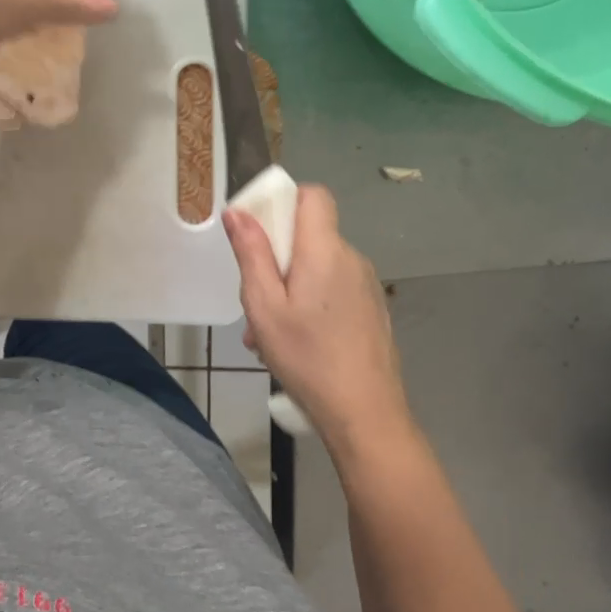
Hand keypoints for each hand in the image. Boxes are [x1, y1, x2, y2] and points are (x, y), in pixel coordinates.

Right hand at [224, 186, 412, 453]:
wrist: (366, 415)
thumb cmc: (307, 356)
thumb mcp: (263, 305)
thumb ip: (251, 253)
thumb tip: (238, 212)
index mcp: (325, 251)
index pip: (313, 196)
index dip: (284, 200)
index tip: (258, 229)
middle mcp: (352, 260)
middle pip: (310, 235)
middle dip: (276, 256)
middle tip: (254, 298)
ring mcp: (366, 287)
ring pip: (318, 267)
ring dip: (288, 286)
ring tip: (267, 332)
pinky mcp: (372, 311)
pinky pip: (333, 289)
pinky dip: (309, 302)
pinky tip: (294, 342)